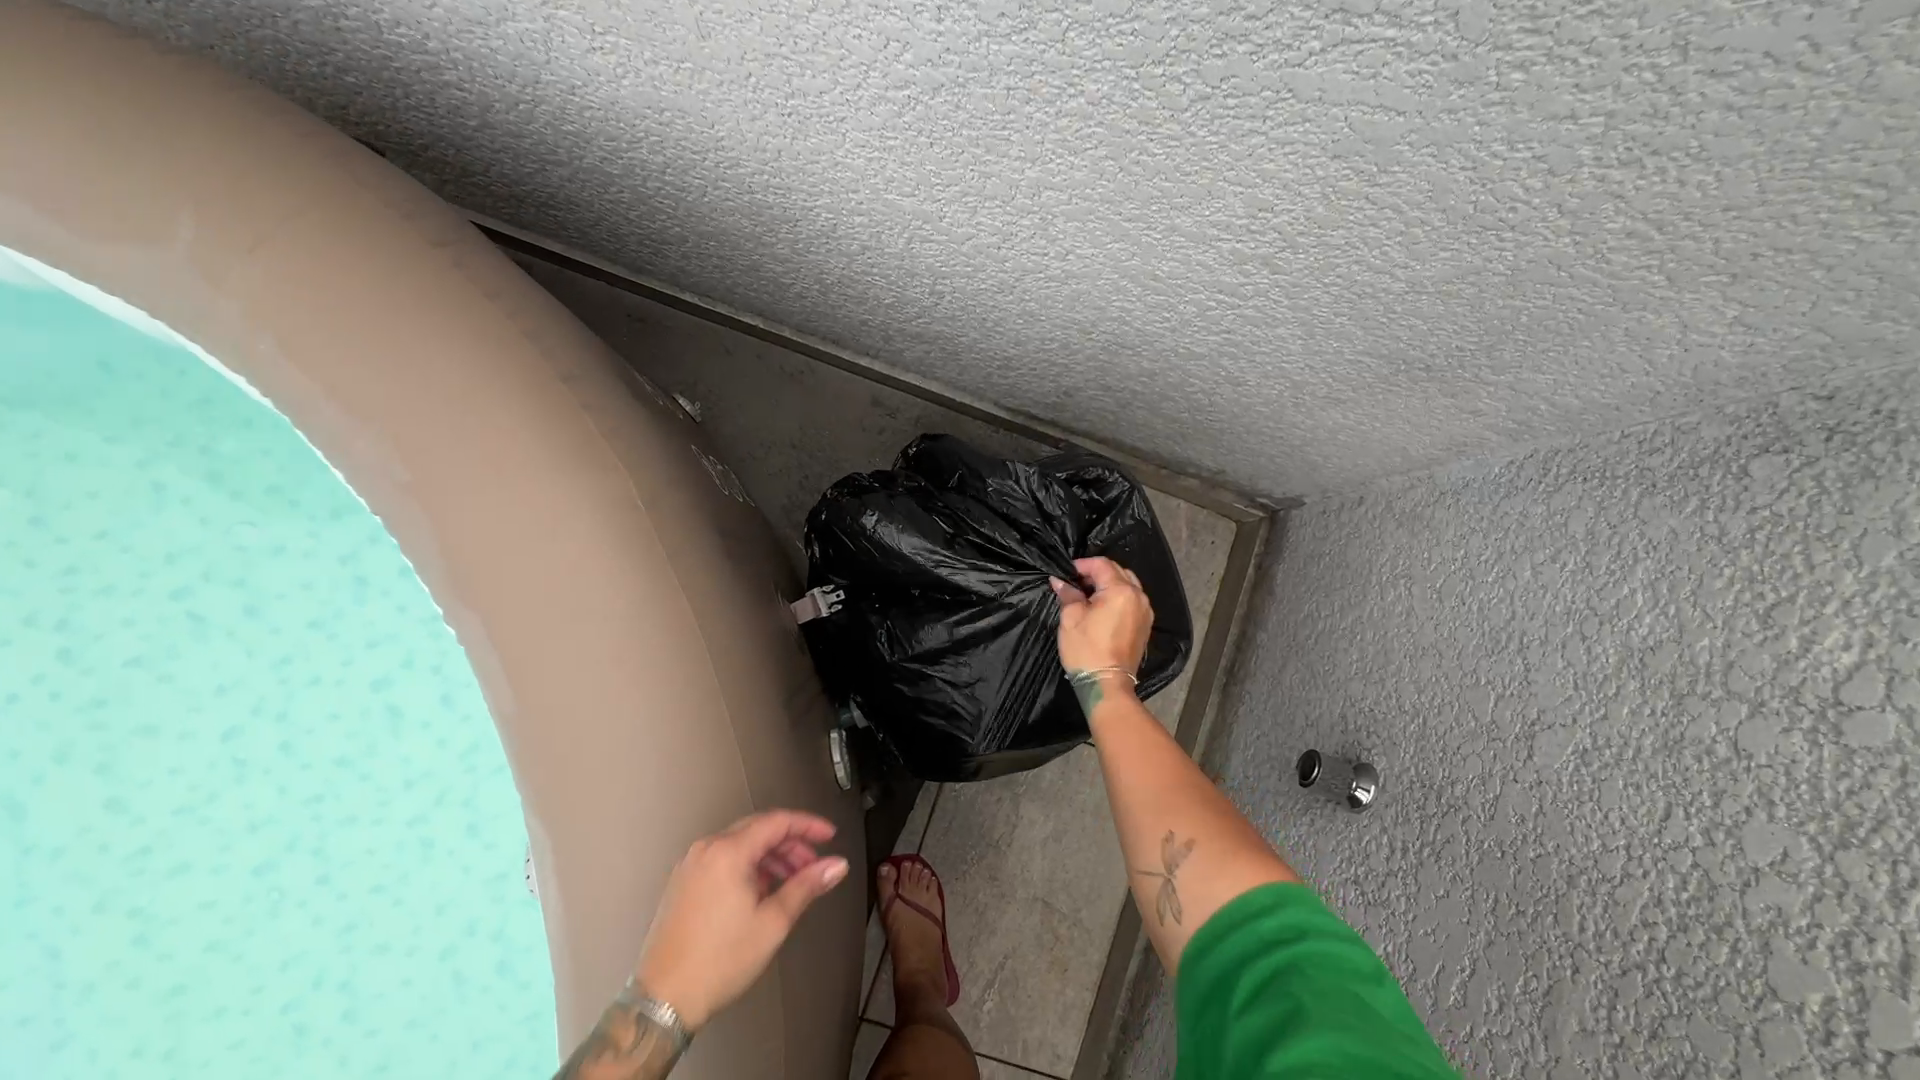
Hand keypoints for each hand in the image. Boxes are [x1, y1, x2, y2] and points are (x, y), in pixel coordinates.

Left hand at [633, 810, 849, 1032]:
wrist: (664, 998)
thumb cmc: (721, 960)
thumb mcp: (773, 922)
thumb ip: (807, 885)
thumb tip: (838, 864)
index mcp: (728, 852)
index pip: (776, 821)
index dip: (808, 825)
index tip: (830, 836)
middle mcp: (706, 849)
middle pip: (757, 830)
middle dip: (790, 844)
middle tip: (814, 866)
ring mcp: (690, 866)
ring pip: (740, 845)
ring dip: (770, 857)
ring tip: (792, 884)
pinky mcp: (683, 883)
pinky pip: (722, 860)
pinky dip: (747, 867)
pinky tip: (762, 893)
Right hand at [1050, 556, 1153, 679]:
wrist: (1107, 684)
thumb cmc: (1086, 650)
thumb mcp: (1071, 619)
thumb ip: (1068, 594)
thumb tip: (1059, 581)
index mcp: (1121, 591)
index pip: (1102, 564)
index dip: (1082, 565)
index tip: (1066, 573)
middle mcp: (1138, 596)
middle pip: (1118, 571)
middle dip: (1096, 573)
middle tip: (1076, 583)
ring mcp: (1145, 611)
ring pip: (1127, 585)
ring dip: (1108, 584)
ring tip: (1088, 595)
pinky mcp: (1145, 625)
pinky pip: (1132, 600)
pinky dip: (1118, 597)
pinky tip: (1102, 608)